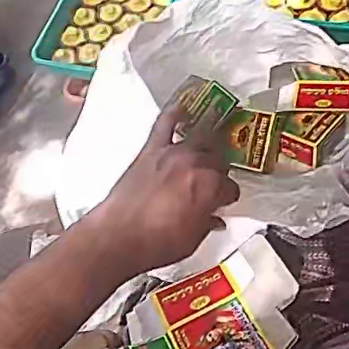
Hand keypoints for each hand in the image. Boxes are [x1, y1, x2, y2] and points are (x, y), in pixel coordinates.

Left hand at [78, 99, 240, 276]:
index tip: (224, 201)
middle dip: (221, 169)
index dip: (229, 195)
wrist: (117, 237)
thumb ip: (207, 223)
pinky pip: (166, 123)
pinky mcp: (151, 150)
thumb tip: (213, 219)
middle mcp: (195, 165)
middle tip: (217, 178)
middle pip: (219, 159)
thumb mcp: (192, 240)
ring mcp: (172, 153)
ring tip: (216, 136)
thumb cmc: (154, 242)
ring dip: (209, 139)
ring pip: (200, 138)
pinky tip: (183, 106)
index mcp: (210, 187)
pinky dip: (175, 112)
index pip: (230, 186)